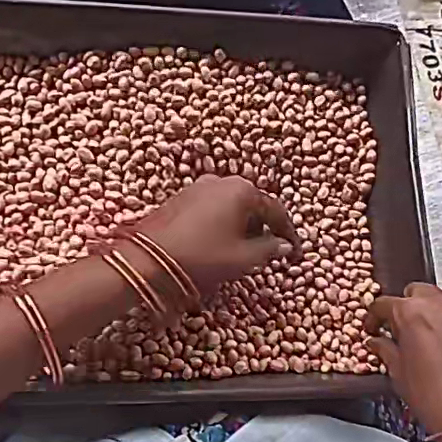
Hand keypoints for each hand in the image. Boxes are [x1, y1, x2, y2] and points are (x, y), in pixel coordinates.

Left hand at [130, 175, 300, 297]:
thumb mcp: (242, 258)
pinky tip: (219, 245)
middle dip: (263, 228)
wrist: (147, 259)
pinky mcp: (180, 199)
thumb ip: (268, 249)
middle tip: (270, 252)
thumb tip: (282, 246)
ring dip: (241, 227)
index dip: (287, 233)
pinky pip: (212, 210)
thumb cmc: (201, 256)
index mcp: (242, 190)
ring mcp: (198, 188)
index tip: (294, 252)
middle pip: (252, 205)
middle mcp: (221, 181)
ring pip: (231, 207)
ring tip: (244, 252)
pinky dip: (222, 225)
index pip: (275, 210)